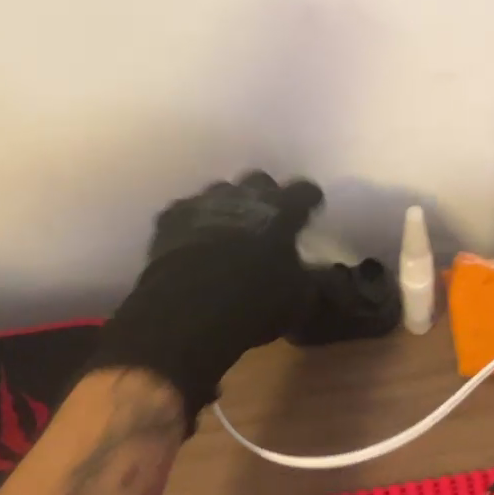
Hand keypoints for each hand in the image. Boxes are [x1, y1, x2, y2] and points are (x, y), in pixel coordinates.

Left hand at [85, 172, 323, 427]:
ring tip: (233, 228)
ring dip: (231, 205)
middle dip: (267, 195)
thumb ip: (317, 282)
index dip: (310, 199)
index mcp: (281, 210)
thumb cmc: (254, 304)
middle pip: (259, 180)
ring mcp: (203, 204)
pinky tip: (196, 239)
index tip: (312, 209)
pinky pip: (188, 211)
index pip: (304, 189)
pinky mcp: (170, 219)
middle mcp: (243, 197)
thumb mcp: (301, 302)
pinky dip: (196, 222)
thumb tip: (323, 274)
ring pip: (221, 191)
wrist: (186, 314)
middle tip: (270, 219)